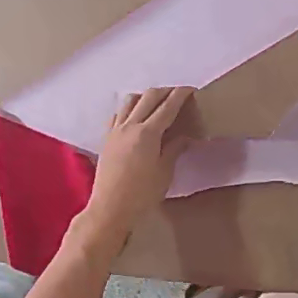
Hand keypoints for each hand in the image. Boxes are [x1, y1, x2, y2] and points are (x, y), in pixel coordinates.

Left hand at [76, 86, 194, 254]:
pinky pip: (117, 115)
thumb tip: (186, 137)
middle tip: (177, 94)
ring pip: (130, 101)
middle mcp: (130, 126)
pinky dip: (129, 109)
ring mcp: (115, 131)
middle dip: (165, 91)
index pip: (168, 106)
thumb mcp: (164, 172)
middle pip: (148, 97)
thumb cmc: (142, 194)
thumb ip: (174, 149)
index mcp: (148, 133)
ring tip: (155, 103)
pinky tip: (134, 118)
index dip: (181, 95)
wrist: (110, 208)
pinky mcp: (106, 139)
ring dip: (145, 96)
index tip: (191, 89)